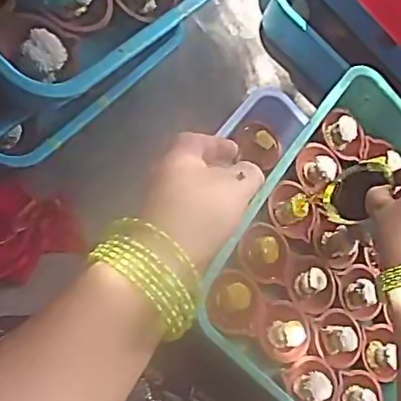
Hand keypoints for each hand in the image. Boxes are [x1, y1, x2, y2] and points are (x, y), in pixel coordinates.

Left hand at [136, 132, 263, 267]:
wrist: (164, 260)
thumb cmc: (202, 214)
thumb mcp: (237, 189)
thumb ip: (248, 175)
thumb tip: (249, 171)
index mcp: (178, 156)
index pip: (197, 140)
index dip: (219, 144)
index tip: (237, 152)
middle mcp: (159, 174)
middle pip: (188, 166)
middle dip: (212, 170)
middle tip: (233, 179)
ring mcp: (152, 202)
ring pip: (183, 191)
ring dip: (204, 195)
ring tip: (227, 206)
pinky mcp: (152, 228)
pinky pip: (179, 212)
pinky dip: (196, 214)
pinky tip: (211, 227)